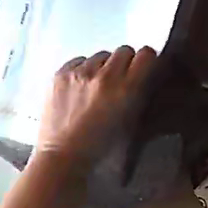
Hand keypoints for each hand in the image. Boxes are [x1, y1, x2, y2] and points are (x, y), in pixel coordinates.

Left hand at [36, 46, 157, 163]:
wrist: (62, 157)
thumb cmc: (101, 147)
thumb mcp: (131, 122)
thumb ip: (139, 94)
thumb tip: (145, 74)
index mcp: (126, 89)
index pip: (146, 54)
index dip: (146, 60)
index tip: (143, 68)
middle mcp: (105, 75)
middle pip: (124, 50)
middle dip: (125, 62)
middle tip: (119, 79)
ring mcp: (80, 72)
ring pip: (101, 55)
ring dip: (102, 67)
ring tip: (96, 87)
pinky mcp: (60, 73)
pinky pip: (79, 61)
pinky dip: (82, 70)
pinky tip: (79, 88)